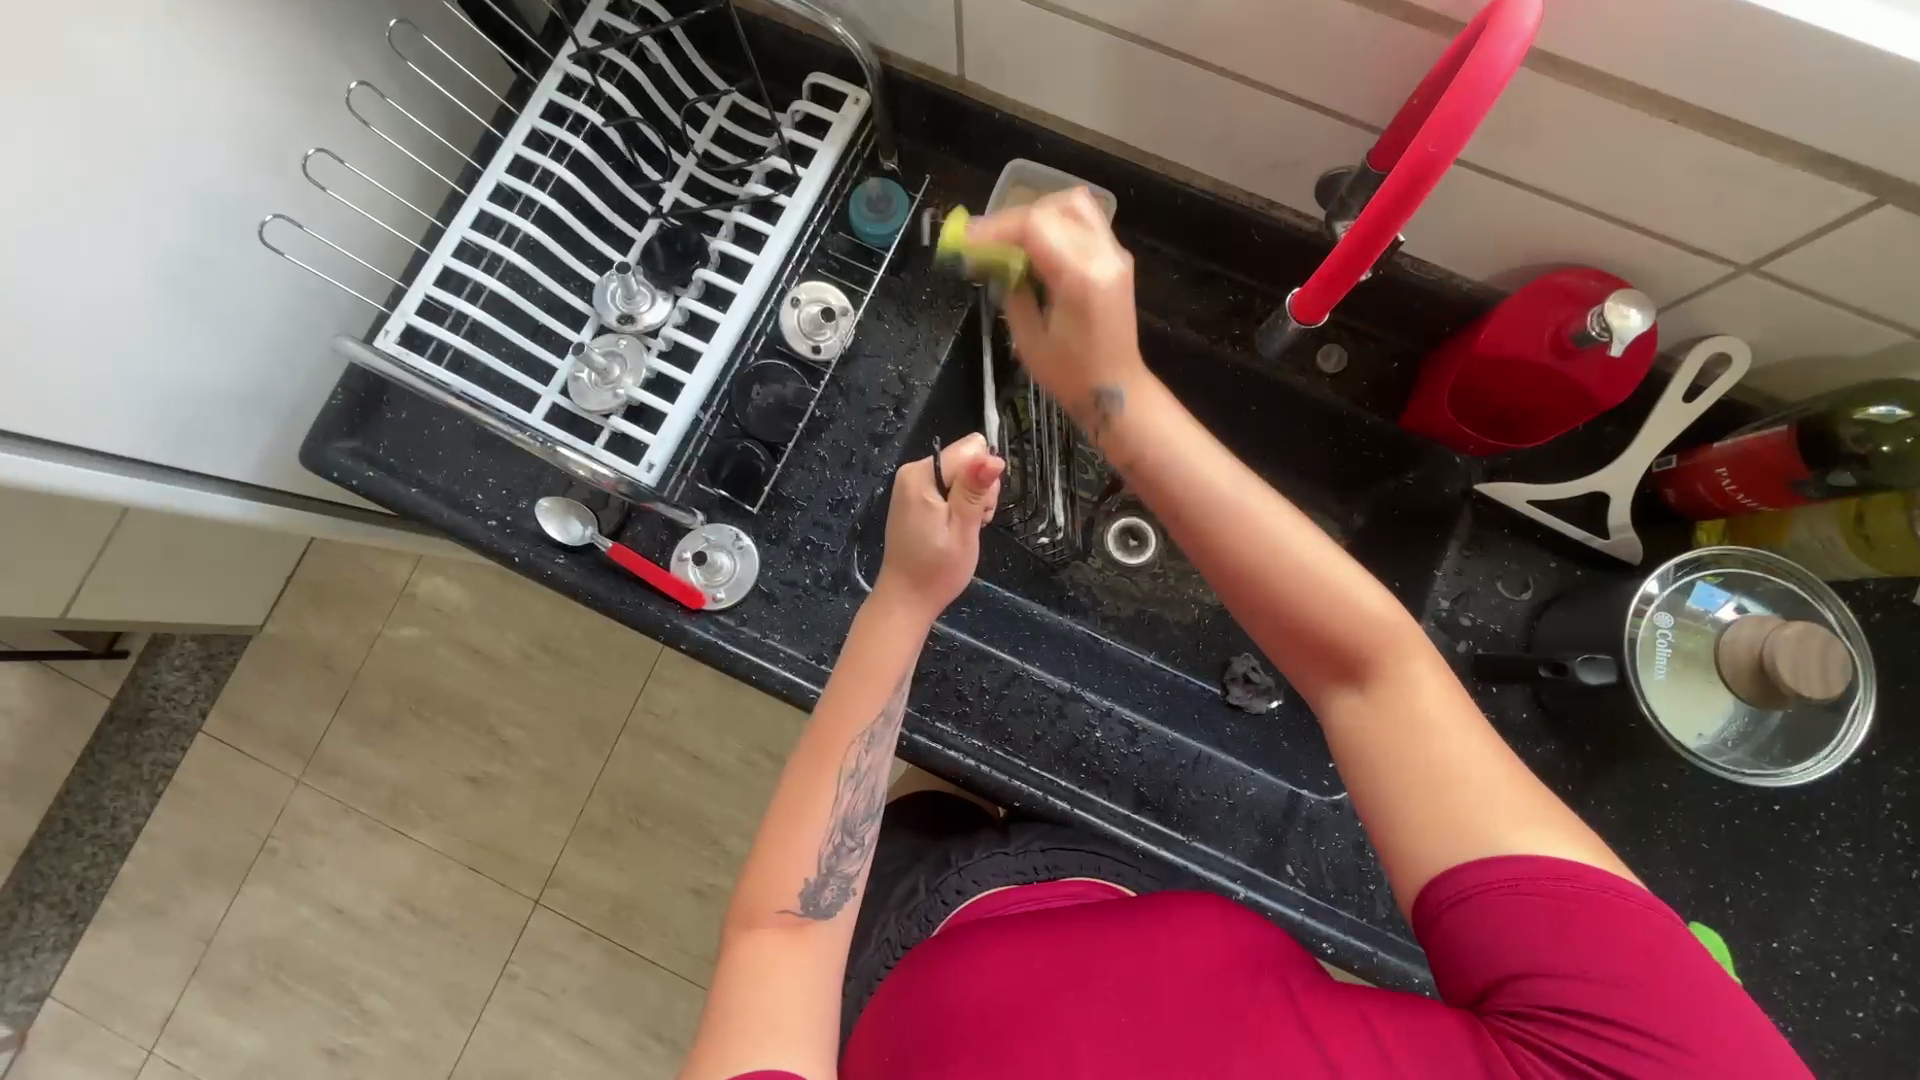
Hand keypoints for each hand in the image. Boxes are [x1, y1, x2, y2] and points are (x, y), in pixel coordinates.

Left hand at [873, 433, 1005, 622]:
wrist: (907, 598)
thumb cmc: (937, 569)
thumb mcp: (963, 529)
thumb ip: (974, 490)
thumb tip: (993, 457)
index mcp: (921, 474)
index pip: (971, 450)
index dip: (983, 478)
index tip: (979, 509)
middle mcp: (913, 471)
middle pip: (967, 459)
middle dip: (978, 490)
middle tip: (971, 523)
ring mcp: (912, 484)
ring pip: (962, 474)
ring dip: (971, 500)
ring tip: (964, 529)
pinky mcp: (916, 497)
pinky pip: (950, 487)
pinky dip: (959, 506)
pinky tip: (954, 528)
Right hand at [968, 188, 1148, 437]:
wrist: (1117, 390)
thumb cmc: (1071, 375)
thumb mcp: (1029, 340)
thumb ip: (1011, 292)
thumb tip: (994, 264)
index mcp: (1081, 277)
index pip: (1034, 226)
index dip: (995, 228)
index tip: (966, 241)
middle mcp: (1103, 256)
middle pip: (1054, 207)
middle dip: (1013, 220)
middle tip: (986, 242)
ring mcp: (1115, 254)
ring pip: (1073, 206)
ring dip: (1037, 216)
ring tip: (1011, 241)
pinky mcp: (1116, 259)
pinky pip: (1083, 223)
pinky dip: (1055, 226)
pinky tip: (1035, 250)